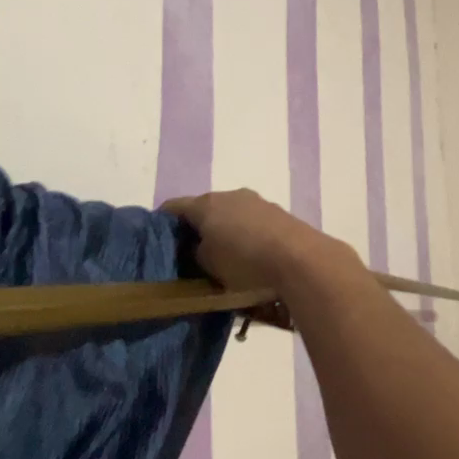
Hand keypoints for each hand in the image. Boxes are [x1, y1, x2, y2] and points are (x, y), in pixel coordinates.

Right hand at [160, 188, 355, 295]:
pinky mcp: (278, 213)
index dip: (161, 223)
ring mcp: (258, 202)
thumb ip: (195, 252)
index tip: (157, 243)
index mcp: (206, 203)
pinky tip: (248, 254)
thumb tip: (198, 246)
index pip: (173, 207)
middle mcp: (231, 195)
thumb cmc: (245, 261)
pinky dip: (244, 234)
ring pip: (230, 214)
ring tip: (221, 256)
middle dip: (196, 228)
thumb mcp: (208, 264)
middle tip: (190, 254)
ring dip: (223, 230)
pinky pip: (251, 222)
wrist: (301, 259)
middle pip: (204, 208)